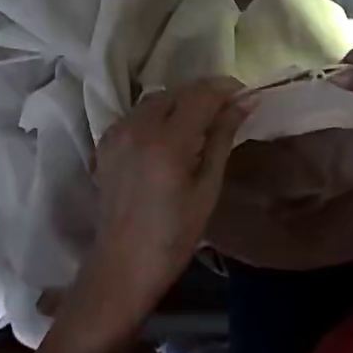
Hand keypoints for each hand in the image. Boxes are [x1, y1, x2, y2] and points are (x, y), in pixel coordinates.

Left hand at [75, 78, 249, 330]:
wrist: (123, 265)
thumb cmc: (175, 235)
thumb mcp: (208, 188)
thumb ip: (223, 137)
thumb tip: (247, 101)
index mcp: (168, 141)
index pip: (200, 94)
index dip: (225, 88)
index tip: (244, 94)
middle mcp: (138, 126)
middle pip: (177, 91)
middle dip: (203, 95)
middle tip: (225, 112)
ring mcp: (118, 131)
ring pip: (155, 99)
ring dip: (179, 103)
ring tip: (198, 125)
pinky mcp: (106, 140)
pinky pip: (137, 113)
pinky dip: (156, 115)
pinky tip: (167, 137)